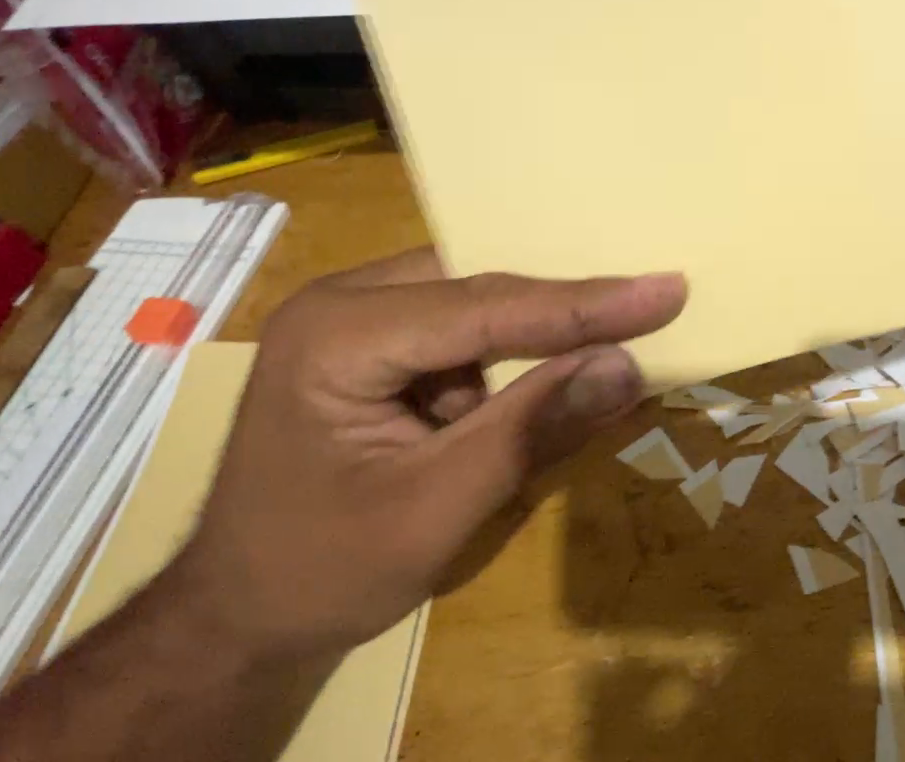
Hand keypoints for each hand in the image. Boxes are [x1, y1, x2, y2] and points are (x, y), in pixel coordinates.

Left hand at [165, 250, 687, 658]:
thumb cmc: (321, 571)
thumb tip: (625, 367)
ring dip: (546, 332)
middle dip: (568, 306)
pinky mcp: (379, 349)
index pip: (484, 305)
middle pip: (482, 289)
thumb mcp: (434, 510)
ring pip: (479, 305)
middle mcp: (344, 304)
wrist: (238, 616)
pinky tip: (559, 370)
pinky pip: (467, 335)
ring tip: (626, 329)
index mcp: (337, 334)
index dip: (583, 304)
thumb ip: (530, 430)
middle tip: (656, 300)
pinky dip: (516, 357)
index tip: (666, 291)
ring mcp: (358, 322)